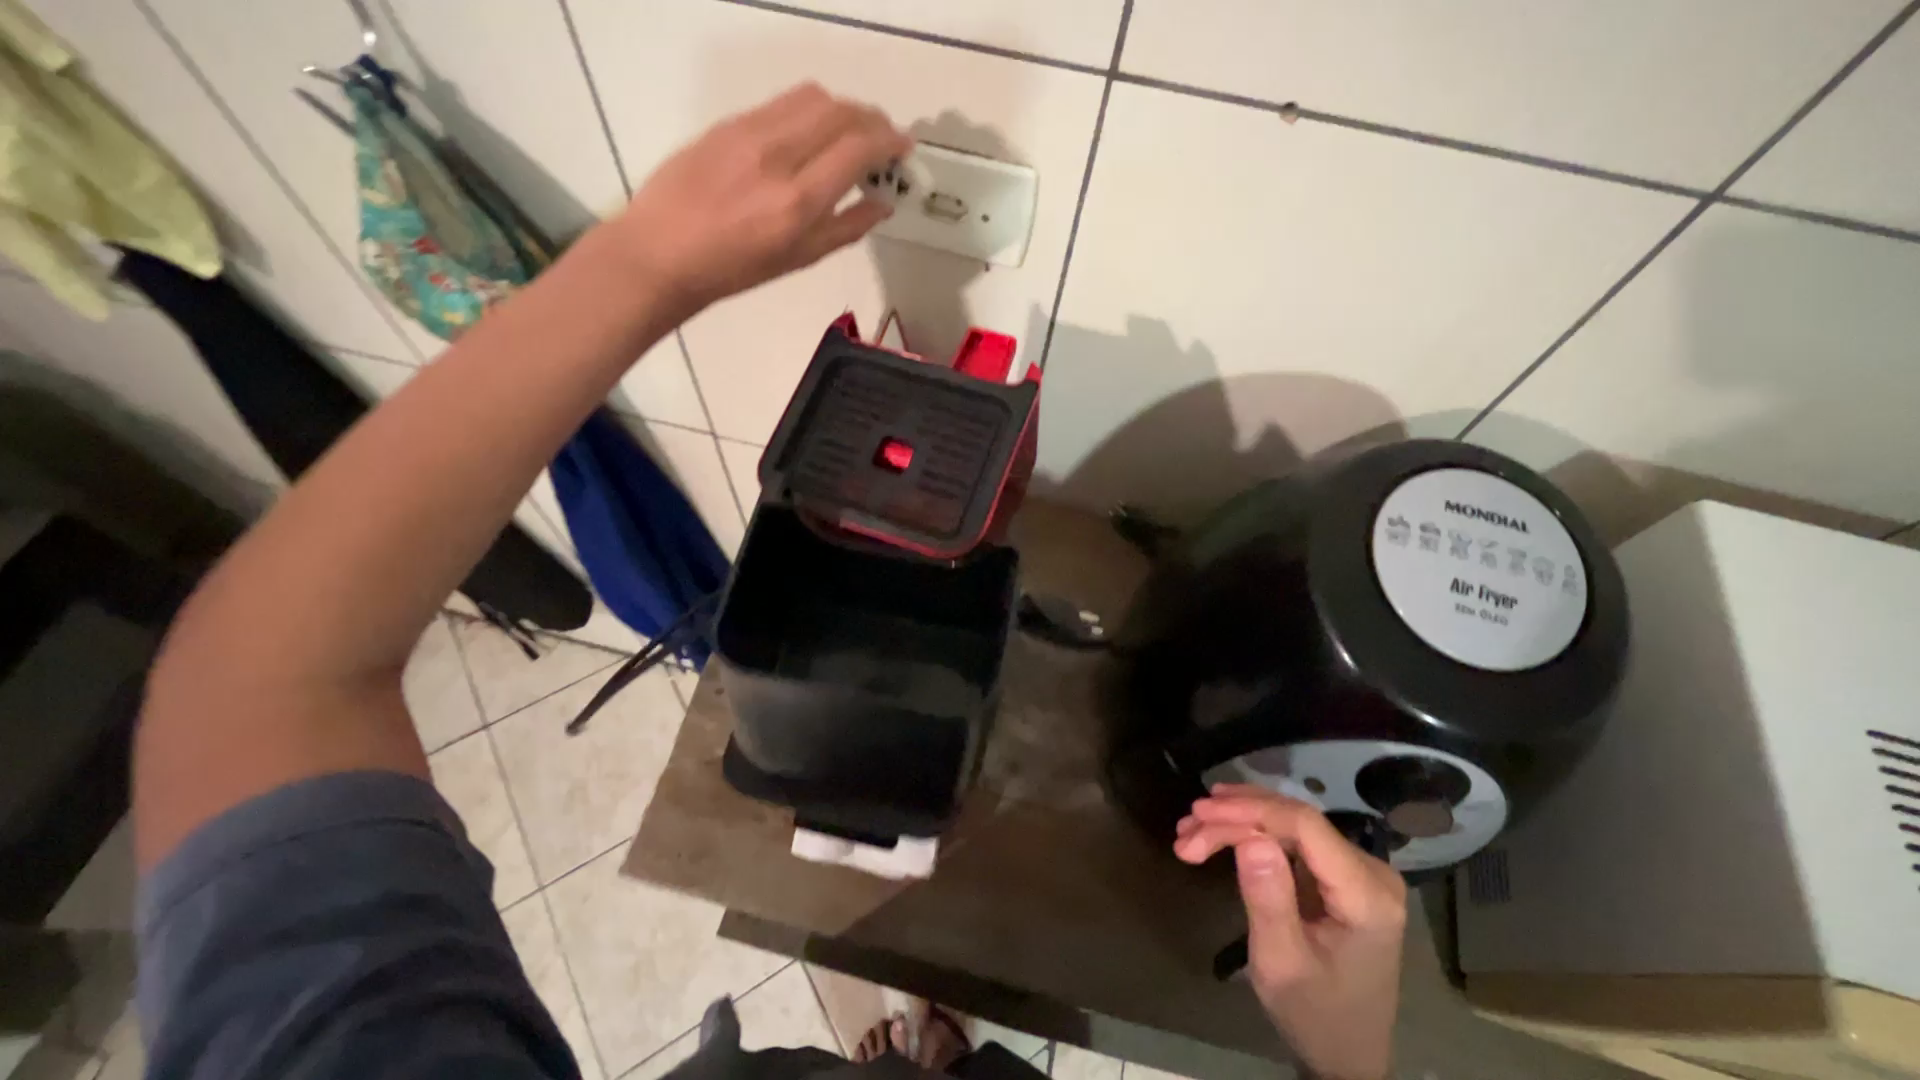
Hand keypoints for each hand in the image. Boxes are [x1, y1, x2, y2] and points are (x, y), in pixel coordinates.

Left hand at [606, 82, 911, 317]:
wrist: (662, 251)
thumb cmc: (734, 270)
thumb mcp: (799, 259)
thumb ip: (846, 227)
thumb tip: (884, 203)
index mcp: (797, 201)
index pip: (858, 149)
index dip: (890, 142)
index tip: (904, 149)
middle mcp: (777, 157)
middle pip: (841, 113)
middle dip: (872, 120)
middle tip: (884, 140)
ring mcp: (749, 133)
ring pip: (813, 98)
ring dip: (843, 110)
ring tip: (850, 133)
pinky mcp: (728, 123)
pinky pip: (782, 103)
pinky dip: (810, 112)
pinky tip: (811, 135)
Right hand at [1175, 785, 1407, 1079]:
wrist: (1349, 1056)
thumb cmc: (1314, 1014)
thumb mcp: (1281, 963)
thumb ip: (1268, 898)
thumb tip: (1249, 837)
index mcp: (1367, 894)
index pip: (1305, 826)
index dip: (1249, 811)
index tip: (1199, 814)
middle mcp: (1371, 871)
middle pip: (1296, 821)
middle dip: (1235, 817)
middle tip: (1185, 829)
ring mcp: (1359, 872)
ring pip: (1292, 825)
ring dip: (1239, 822)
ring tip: (1190, 830)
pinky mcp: (1342, 878)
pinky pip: (1295, 842)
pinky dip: (1253, 836)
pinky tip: (1219, 836)